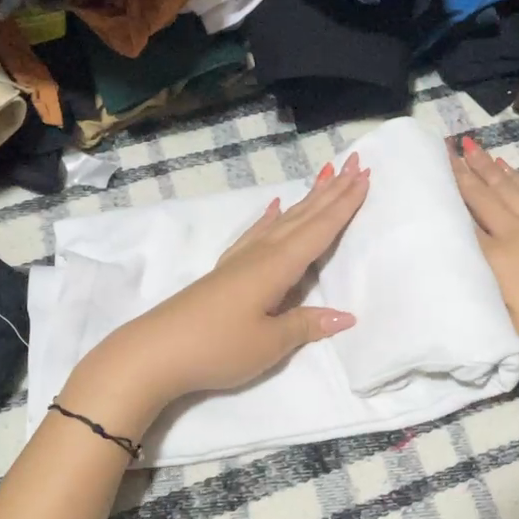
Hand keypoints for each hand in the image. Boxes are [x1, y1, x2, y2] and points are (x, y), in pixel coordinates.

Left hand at [66, 154, 370, 419]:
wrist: (153, 355)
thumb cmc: (216, 348)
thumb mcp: (269, 344)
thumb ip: (306, 325)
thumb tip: (346, 316)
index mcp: (277, 266)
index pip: (319, 230)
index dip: (344, 205)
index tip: (365, 175)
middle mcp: (260, 254)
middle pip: (303, 216)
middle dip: (332, 191)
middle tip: (355, 163)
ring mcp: (239, 260)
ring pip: (282, 221)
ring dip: (307, 200)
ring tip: (326, 176)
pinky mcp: (225, 272)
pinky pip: (256, 233)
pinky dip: (269, 219)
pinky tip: (273, 208)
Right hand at [451, 136, 518, 379]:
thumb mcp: (511, 331)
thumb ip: (480, 302)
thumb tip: (454, 279)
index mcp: (498, 261)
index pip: (460, 225)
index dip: (441, 198)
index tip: (421, 175)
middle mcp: (516, 233)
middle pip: (481, 196)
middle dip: (459, 170)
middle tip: (439, 148)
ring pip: (507, 187)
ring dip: (485, 165)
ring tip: (468, 146)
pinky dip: (516, 178)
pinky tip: (506, 168)